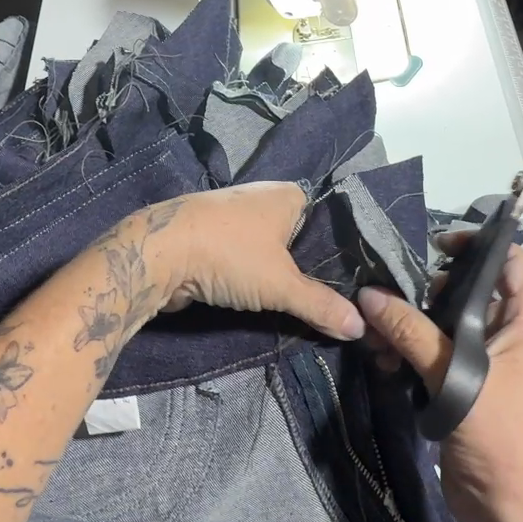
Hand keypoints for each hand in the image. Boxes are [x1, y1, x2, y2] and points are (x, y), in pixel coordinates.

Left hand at [143, 182, 365, 340]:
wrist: (160, 253)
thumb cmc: (229, 254)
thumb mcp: (282, 285)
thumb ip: (321, 305)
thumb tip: (361, 326)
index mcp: (289, 194)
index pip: (331, 223)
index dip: (344, 255)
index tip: (361, 287)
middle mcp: (265, 198)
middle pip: (301, 240)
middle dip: (313, 271)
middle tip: (340, 305)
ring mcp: (237, 217)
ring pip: (273, 252)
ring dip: (283, 277)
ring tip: (311, 309)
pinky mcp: (215, 237)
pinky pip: (249, 259)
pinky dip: (258, 279)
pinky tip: (271, 302)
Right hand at [358, 236, 522, 521]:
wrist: (513, 511)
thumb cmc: (502, 436)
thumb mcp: (458, 376)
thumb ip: (412, 332)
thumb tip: (369, 294)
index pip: (510, 262)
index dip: (479, 244)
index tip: (437, 244)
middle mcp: (504, 336)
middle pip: (465, 291)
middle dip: (425, 290)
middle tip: (388, 292)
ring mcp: (482, 363)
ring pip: (442, 325)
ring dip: (408, 325)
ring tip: (374, 332)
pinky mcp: (461, 389)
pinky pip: (432, 356)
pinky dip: (408, 354)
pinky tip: (382, 361)